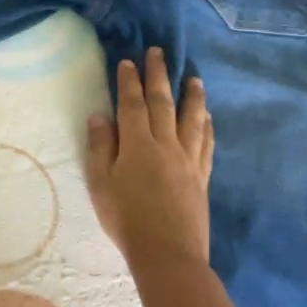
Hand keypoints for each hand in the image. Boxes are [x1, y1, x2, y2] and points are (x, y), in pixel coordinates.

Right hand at [84, 47, 214, 273]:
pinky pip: (205, 145)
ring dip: (191, 97)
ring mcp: (188, 161)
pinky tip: (207, 118)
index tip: (128, 61)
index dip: (130, 81)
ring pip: (191, 120)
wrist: (167, 253)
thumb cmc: (125, 217)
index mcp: (137, 144)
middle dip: (159, 77)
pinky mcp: (201, 178)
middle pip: (163, 104)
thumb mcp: (100, 181)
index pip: (133, 104)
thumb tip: (100, 116)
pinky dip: (206, 127)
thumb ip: (100, 146)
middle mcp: (166, 145)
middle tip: (159, 53)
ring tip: (194, 78)